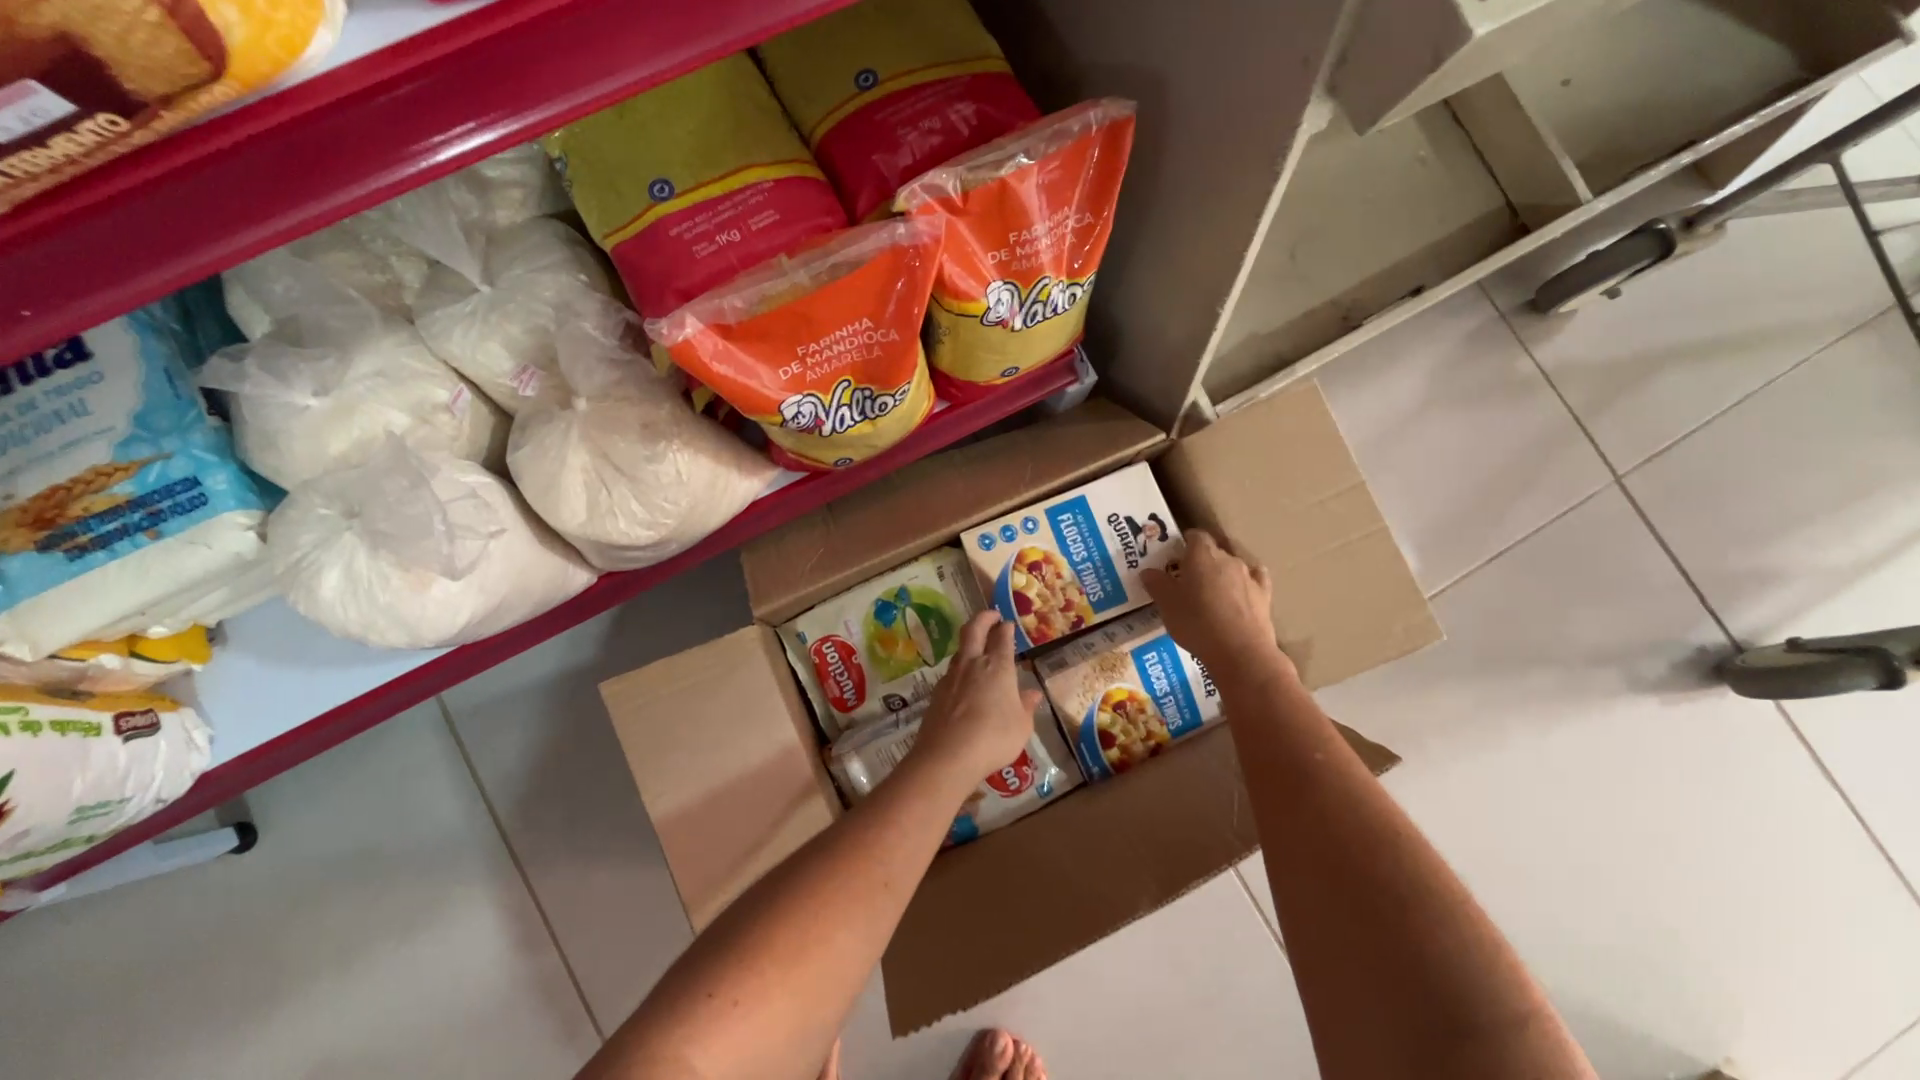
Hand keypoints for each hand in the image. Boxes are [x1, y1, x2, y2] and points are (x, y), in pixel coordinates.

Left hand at [914, 612, 1042, 785]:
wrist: (947, 756)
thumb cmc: (994, 738)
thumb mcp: (1021, 726)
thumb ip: (1026, 707)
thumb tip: (1032, 694)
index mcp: (998, 667)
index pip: (1002, 638)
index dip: (1006, 628)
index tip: (1008, 624)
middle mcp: (973, 664)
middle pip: (974, 630)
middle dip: (983, 618)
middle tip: (991, 615)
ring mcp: (951, 677)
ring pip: (960, 651)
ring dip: (970, 645)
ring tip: (978, 651)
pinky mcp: (936, 694)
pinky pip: (951, 674)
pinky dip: (960, 671)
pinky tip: (965, 684)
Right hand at [1141, 529, 1296, 686]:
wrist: (1240, 651)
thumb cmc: (1196, 623)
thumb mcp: (1167, 605)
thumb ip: (1157, 584)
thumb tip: (1148, 571)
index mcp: (1201, 555)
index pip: (1195, 536)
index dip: (1185, 542)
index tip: (1175, 555)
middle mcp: (1227, 558)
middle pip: (1213, 551)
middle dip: (1201, 561)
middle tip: (1187, 580)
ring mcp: (1249, 576)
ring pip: (1233, 566)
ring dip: (1222, 574)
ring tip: (1211, 594)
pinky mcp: (1264, 594)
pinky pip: (1254, 580)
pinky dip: (1245, 584)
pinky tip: (1240, 594)